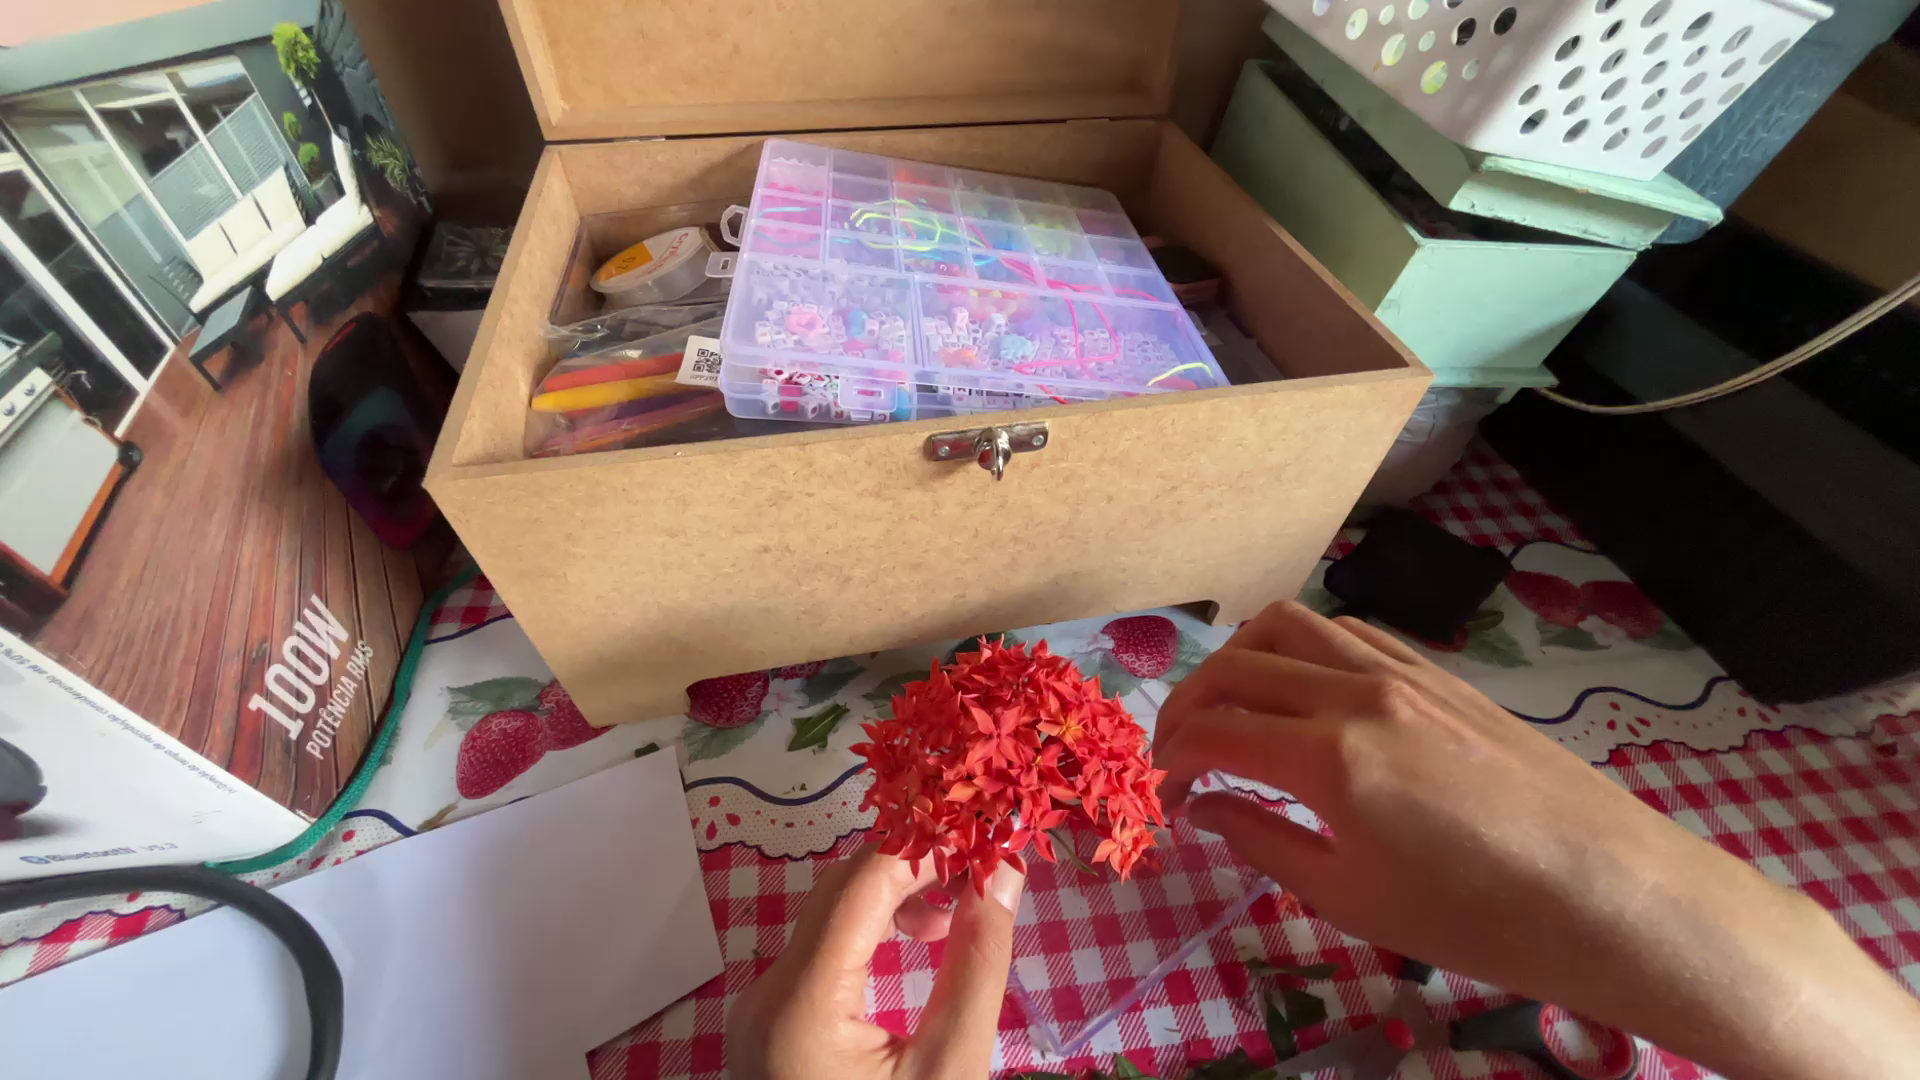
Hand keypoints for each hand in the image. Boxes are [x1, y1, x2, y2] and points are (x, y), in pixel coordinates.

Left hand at [727, 846, 1024, 1079]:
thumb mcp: (952, 1071)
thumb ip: (978, 963)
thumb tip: (1003, 869)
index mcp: (799, 1003)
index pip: (861, 881)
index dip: (925, 843)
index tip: (983, 833)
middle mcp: (764, 991)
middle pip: (842, 888)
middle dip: (915, 863)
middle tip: (981, 864)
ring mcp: (760, 1006)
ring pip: (832, 910)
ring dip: (897, 892)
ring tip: (959, 907)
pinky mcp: (772, 1019)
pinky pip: (826, 944)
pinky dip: (875, 925)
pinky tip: (920, 937)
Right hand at [1153, 600, 1919, 1079]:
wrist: (1624, 902)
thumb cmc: (1482, 921)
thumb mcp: (1351, 899)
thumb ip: (1259, 840)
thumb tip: (1204, 808)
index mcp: (1330, 758)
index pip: (1212, 733)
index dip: (1171, 760)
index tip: (1164, 793)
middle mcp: (1354, 694)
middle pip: (1232, 668)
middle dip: (1184, 706)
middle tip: (1177, 751)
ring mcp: (1398, 671)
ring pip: (1282, 625)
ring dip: (1234, 660)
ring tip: (1227, 705)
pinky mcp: (1432, 670)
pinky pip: (1341, 631)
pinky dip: (1296, 647)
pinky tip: (1299, 688)